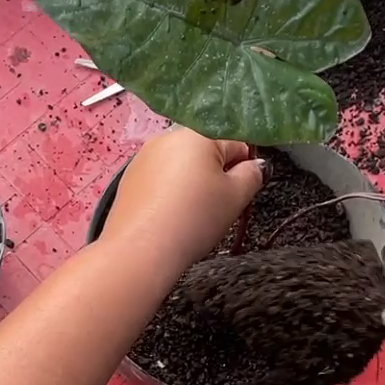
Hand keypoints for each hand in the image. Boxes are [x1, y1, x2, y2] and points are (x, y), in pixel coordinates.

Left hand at [100, 129, 265, 269]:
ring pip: (180, 167)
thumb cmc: (193, 220)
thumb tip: (256, 166)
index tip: (239, 192)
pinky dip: (168, 194)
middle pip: (204, 153)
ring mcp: (143, 158)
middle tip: (215, 207)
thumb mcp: (235, 198)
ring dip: (191, 185)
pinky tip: (169, 216)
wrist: (140, 250)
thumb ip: (252, 175)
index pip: (235, 142)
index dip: (244, 168)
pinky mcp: (128, 180)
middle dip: (215, 175)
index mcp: (197, 135)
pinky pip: (158, 181)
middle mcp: (166, 138)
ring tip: (190, 215)